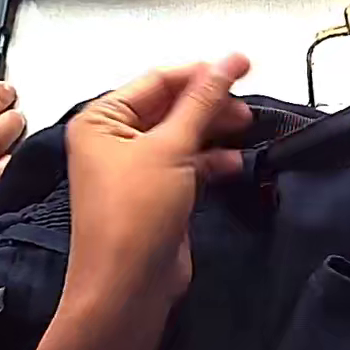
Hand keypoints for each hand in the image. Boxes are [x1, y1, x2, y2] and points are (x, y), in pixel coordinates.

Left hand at [64, 54, 251, 315]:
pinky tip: (235, 163)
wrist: (129, 286)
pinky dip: (212, 163)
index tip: (241, 66)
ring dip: (215, 134)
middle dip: (210, 106)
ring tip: (246, 128)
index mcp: (103, 120)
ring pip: (185, 137)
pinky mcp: (160, 195)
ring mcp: (140, 170)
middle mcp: (117, 141)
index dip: (201, 73)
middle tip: (246, 105)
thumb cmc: (133, 216)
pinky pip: (190, 166)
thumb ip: (202, 102)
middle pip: (173, 108)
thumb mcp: (170, 148)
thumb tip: (227, 62)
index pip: (158, 81)